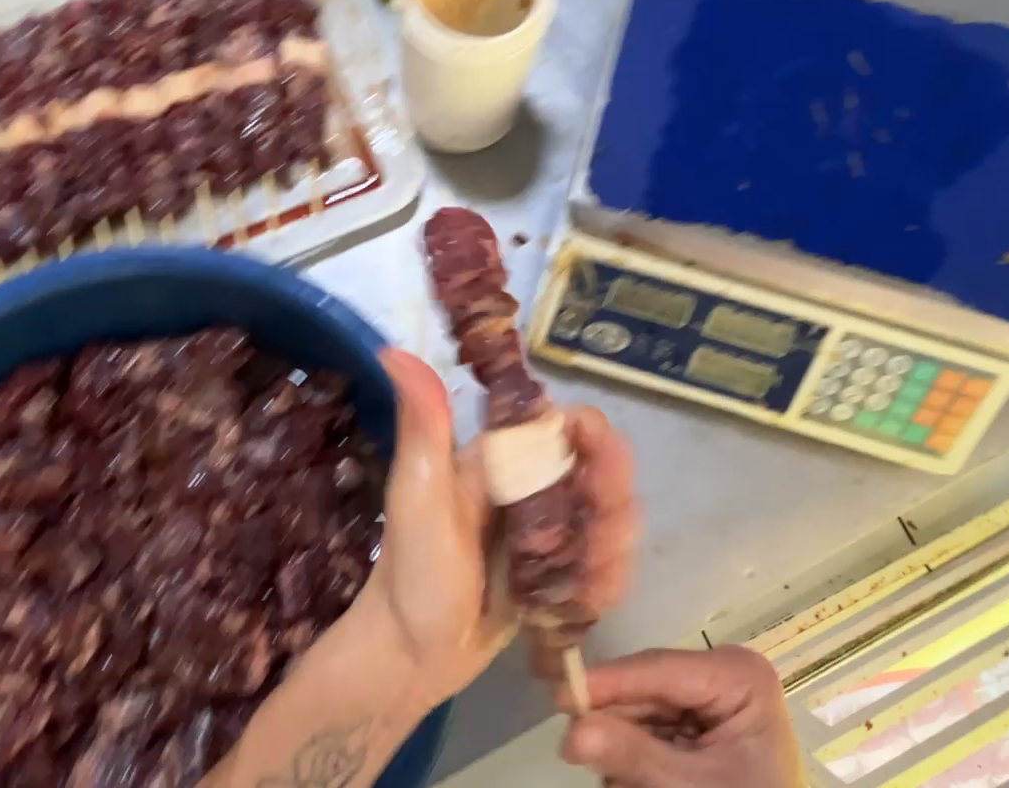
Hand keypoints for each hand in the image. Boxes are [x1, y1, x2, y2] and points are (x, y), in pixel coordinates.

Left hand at [356, 349, 638, 708]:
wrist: (412, 658)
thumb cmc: (412, 573)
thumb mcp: (416, 496)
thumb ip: (422, 427)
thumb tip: (393, 350)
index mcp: (500, 456)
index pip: (565, 424)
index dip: (594, 440)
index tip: (599, 477)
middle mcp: (529, 483)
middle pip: (601, 468)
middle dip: (614, 501)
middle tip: (600, 541)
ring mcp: (547, 528)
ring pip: (610, 514)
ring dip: (615, 545)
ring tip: (590, 581)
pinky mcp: (557, 568)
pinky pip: (603, 560)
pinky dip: (608, 578)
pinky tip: (589, 600)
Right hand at [558, 647, 807, 787]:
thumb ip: (633, 756)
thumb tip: (571, 732)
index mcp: (738, 675)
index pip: (658, 668)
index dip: (607, 682)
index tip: (562, 697)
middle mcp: (722, 674)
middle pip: (645, 688)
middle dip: (612, 719)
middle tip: (573, 749)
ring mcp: (709, 699)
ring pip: (642, 708)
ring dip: (619, 740)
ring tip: (614, 775)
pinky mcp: (698, 724)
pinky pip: (650, 727)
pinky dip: (633, 753)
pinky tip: (628, 776)